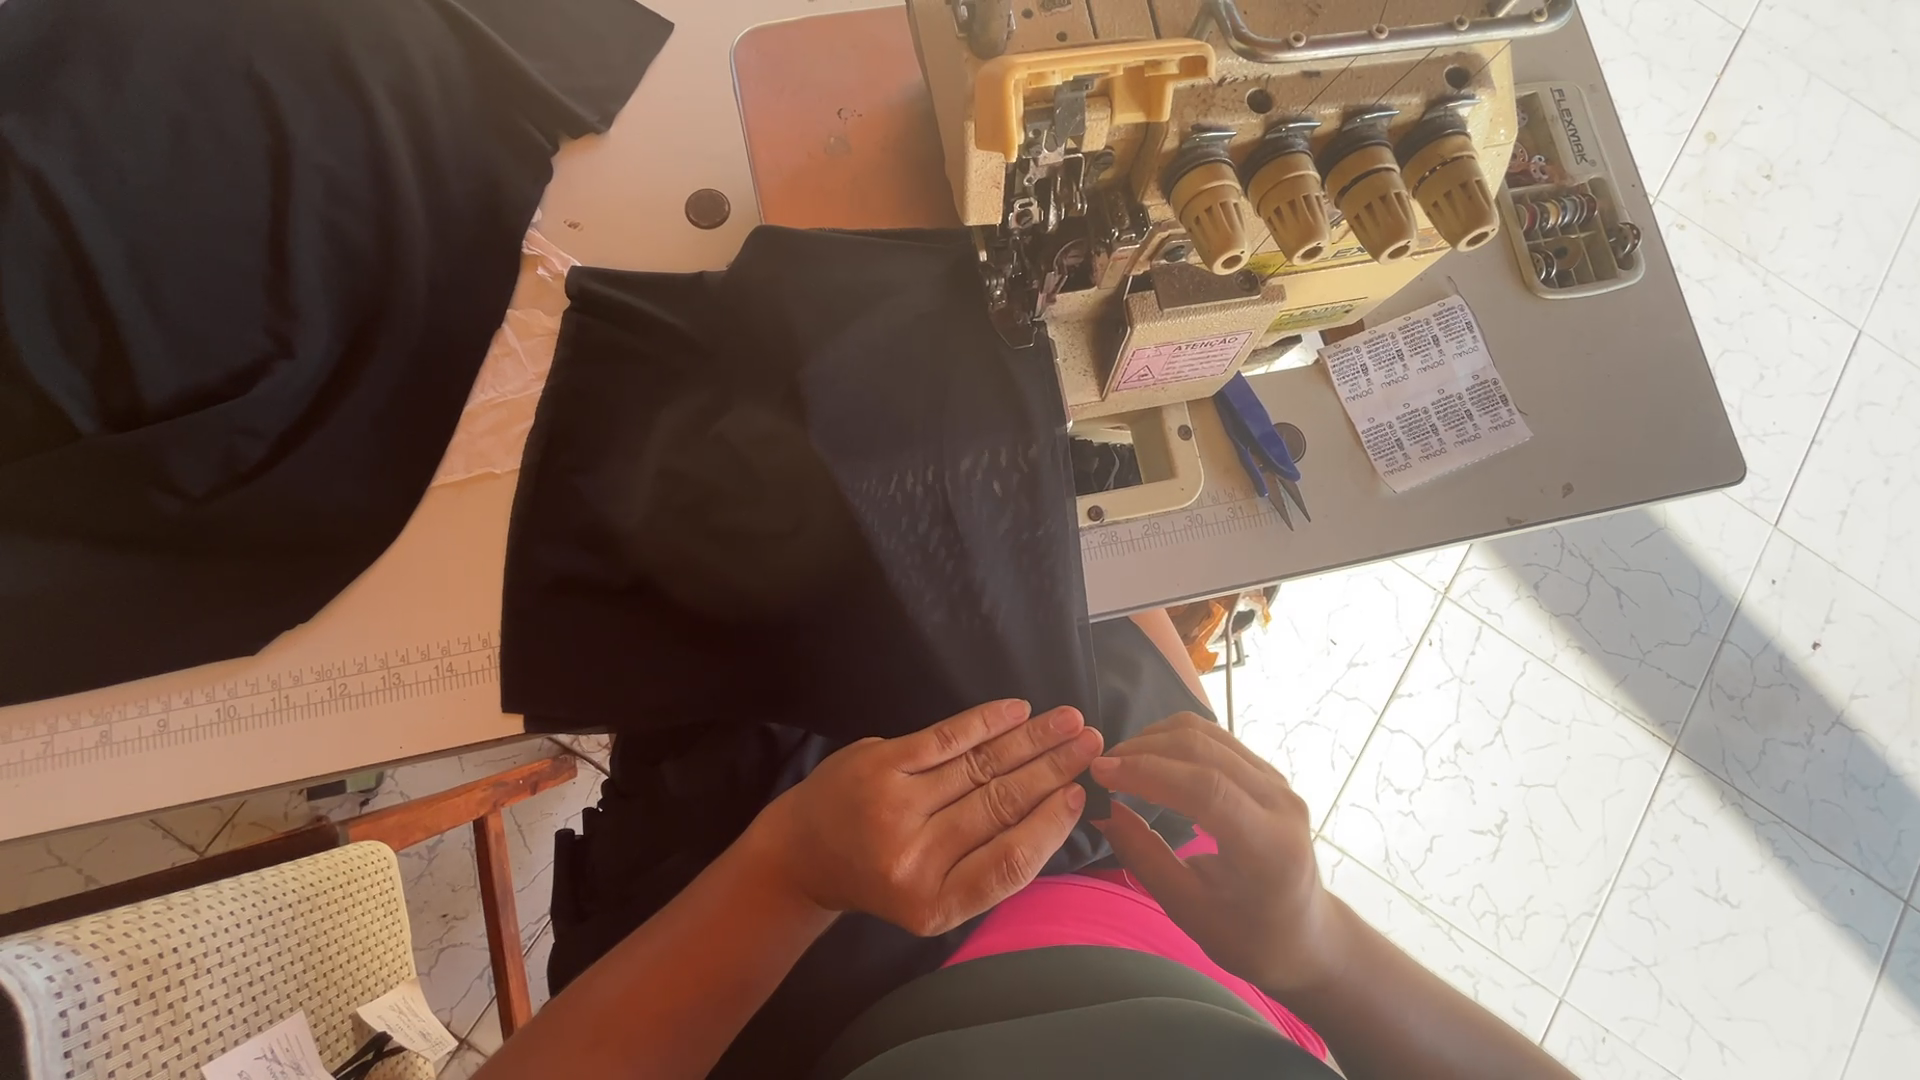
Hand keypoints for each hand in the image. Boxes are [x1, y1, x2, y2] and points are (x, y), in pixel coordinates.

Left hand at [744, 699, 1102, 935]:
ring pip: (980, 766)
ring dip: (1032, 740)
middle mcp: (912, 856)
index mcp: (933, 902)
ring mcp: (893, 803)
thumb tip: (1056, 810)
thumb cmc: (880, 876)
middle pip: (1000, 806)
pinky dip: (985, 722)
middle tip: (1092, 744)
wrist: (803, 852)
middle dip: (1053, 770)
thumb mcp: (933, 895)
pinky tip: (1018, 710)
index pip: (1009, 863)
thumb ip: (986, 863)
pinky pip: (945, 737)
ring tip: (1070, 722)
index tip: (1081, 794)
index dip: (1051, 826)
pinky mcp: (879, 762)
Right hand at [1090, 713, 1348, 994]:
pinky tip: (1149, 756)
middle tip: (1101, 766)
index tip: (1099, 772)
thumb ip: (1141, 854)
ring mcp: (1277, 781)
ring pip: (1206, 733)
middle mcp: (1279, 803)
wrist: (1304, 936)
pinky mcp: (1267, 771)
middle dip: (1142, 749)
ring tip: (1120, 760)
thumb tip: (1097, 809)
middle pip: (1202, 749)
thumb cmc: (1244, 935)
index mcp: (1267, 847)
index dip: (1147, 771)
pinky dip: (1173, 737)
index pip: (1205, 788)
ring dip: (1155, 737)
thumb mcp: (1186, 907)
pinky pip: (1215, 737)